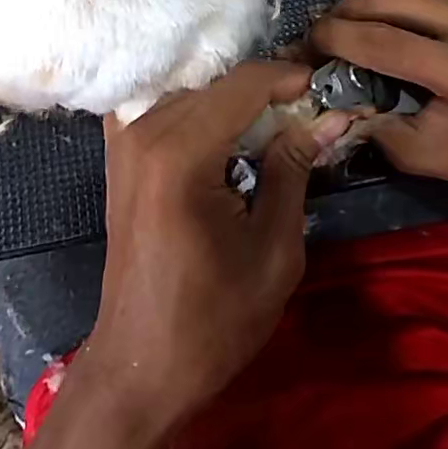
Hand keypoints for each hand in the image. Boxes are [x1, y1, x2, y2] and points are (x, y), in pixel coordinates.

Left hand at [82, 60, 321, 422]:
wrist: (139, 369)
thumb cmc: (213, 320)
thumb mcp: (274, 248)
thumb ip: (294, 169)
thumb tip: (328, 119)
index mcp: (181, 155)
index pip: (243, 84)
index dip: (288, 78)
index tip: (323, 91)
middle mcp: (144, 134)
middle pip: (217, 83)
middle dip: (266, 89)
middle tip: (306, 110)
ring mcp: (124, 142)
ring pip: (193, 90)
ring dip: (235, 98)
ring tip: (274, 121)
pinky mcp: (119, 156)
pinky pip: (165, 108)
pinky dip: (200, 108)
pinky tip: (225, 129)